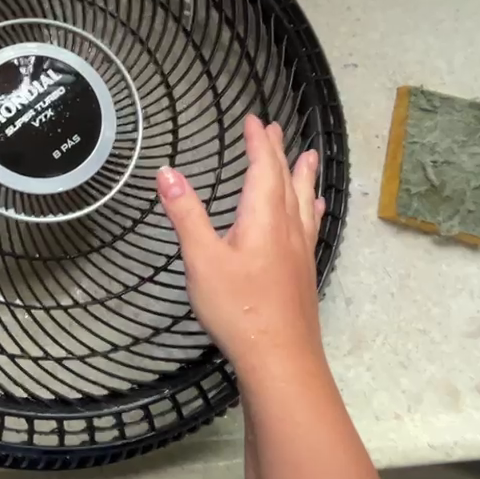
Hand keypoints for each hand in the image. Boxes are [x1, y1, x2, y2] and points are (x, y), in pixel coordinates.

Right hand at [157, 115, 325, 379]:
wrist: (280, 359)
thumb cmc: (238, 308)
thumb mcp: (202, 258)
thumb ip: (185, 213)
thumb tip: (166, 171)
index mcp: (262, 221)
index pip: (263, 171)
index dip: (258, 143)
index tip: (254, 119)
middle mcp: (286, 231)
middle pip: (286, 182)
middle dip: (279, 153)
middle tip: (276, 128)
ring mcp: (299, 252)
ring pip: (303, 203)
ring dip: (302, 177)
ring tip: (308, 159)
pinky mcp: (301, 272)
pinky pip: (309, 226)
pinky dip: (309, 208)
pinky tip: (313, 212)